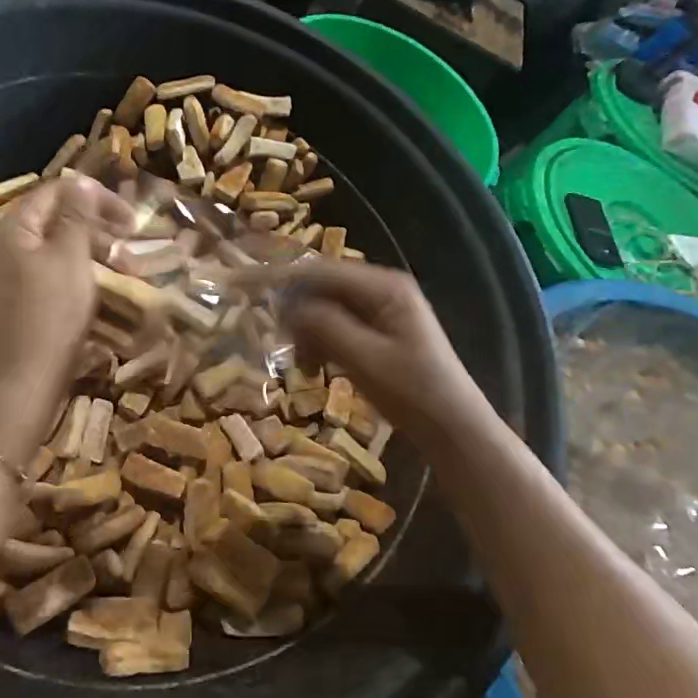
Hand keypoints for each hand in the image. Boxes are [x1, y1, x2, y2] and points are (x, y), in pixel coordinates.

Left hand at [0, 175, 129, 398]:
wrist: (22, 380)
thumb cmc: (51, 314)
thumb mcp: (70, 258)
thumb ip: (78, 216)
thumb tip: (82, 181)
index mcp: (15, 226)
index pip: (57, 191)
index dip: (96, 197)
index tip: (132, 219)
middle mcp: (7, 244)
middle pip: (56, 218)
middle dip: (97, 224)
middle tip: (132, 242)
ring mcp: (12, 274)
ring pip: (57, 248)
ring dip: (93, 250)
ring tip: (125, 267)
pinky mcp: (21, 300)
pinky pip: (53, 273)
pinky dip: (80, 273)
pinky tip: (102, 288)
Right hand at [263, 260, 493, 440]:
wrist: (452, 426)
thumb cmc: (413, 391)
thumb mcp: (365, 359)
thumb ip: (325, 326)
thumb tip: (287, 305)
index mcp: (384, 287)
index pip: (320, 270)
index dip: (280, 278)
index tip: (244, 287)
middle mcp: (382, 289)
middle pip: (323, 287)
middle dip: (296, 311)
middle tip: (272, 337)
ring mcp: (382, 311)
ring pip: (328, 309)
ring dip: (308, 331)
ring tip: (299, 363)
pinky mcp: (380, 332)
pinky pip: (339, 326)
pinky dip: (322, 343)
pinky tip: (314, 366)